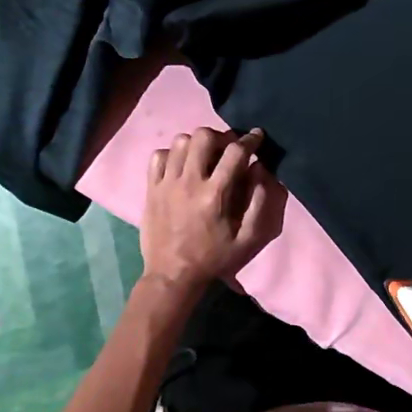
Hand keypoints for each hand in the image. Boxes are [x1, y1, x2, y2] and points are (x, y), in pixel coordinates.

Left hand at [140, 127, 283, 292]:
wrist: (172, 274)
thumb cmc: (213, 258)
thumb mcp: (247, 240)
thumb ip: (259, 204)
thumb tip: (260, 170)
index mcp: (215, 194)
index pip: (235, 152)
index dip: (250, 140)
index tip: (257, 137)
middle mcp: (189, 182)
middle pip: (203, 136)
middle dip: (220, 136)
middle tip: (227, 148)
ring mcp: (166, 183)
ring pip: (180, 141)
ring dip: (196, 143)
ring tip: (204, 156)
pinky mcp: (151, 188)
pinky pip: (158, 156)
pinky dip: (171, 154)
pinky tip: (180, 166)